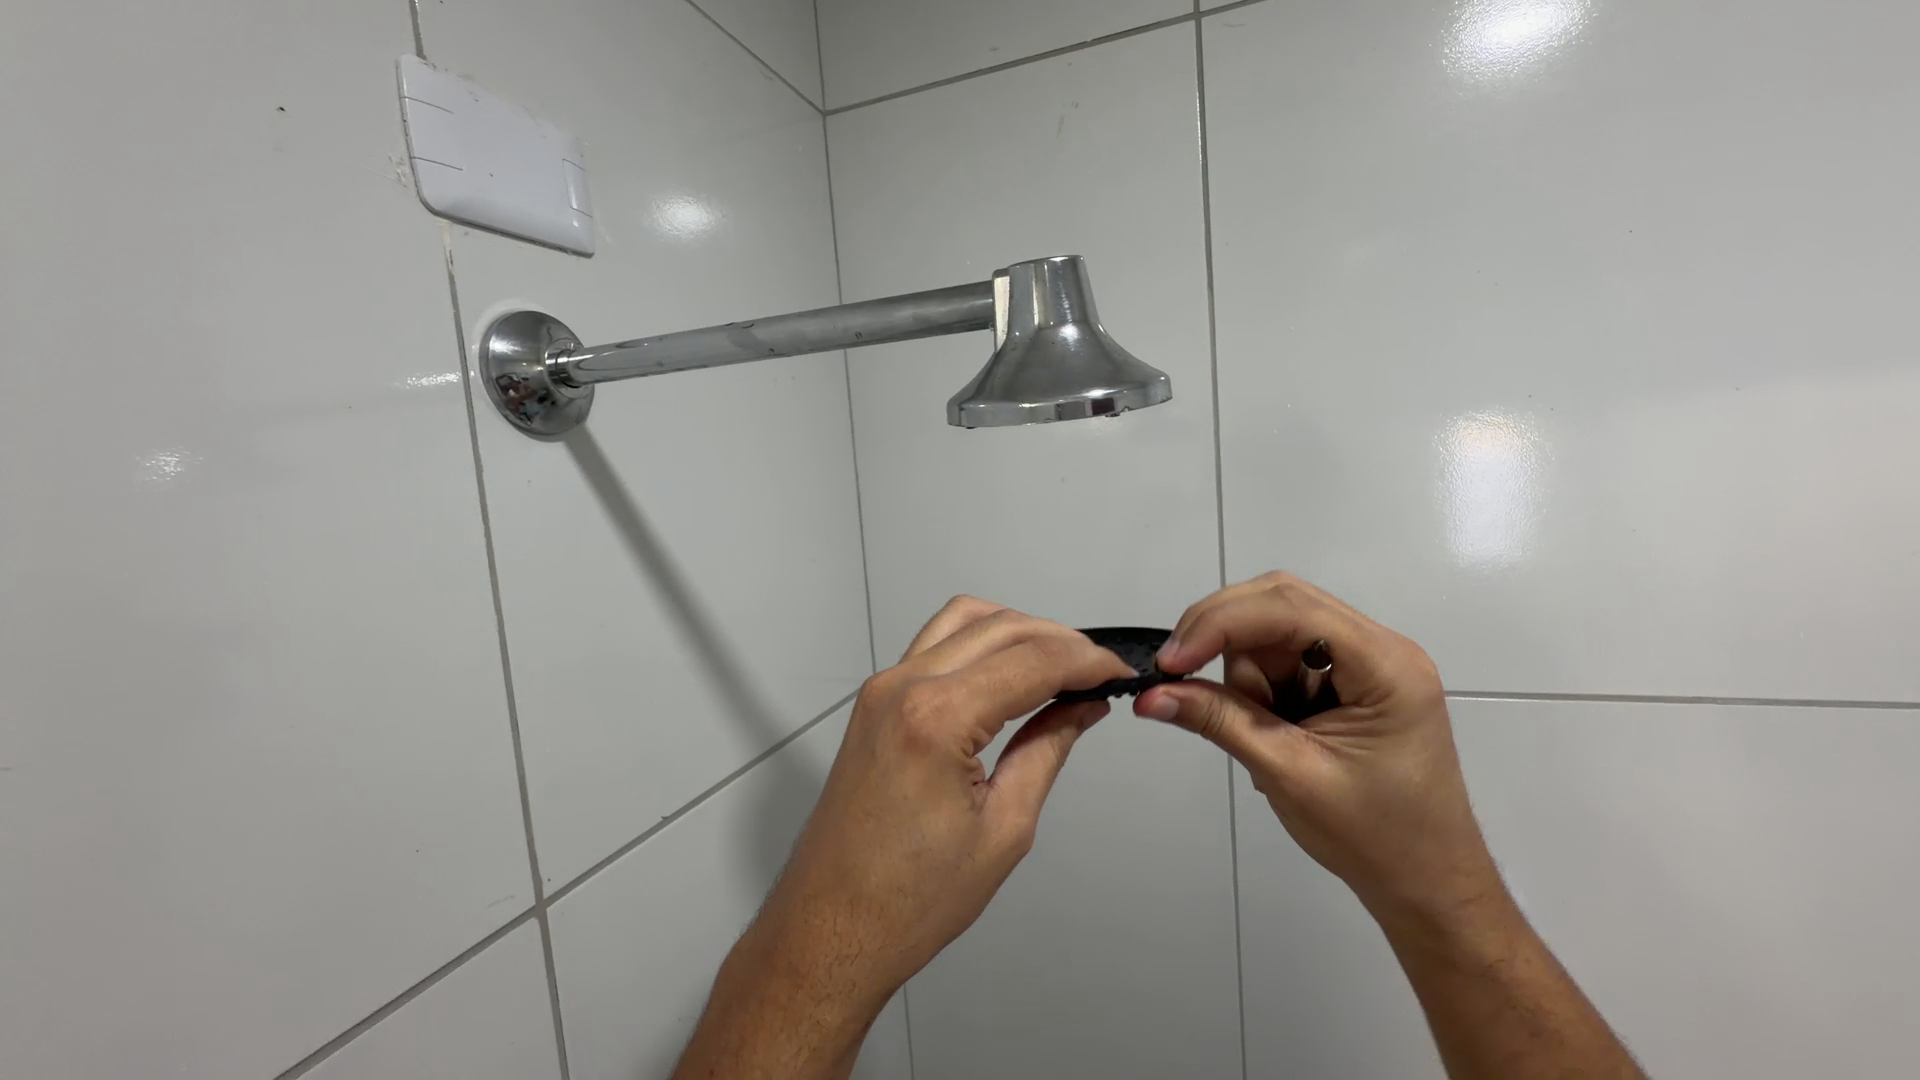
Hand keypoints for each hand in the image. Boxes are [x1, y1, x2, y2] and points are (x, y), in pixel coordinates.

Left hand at [675, 598, 1133, 1078]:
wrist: (831, 927)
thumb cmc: (913, 898)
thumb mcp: (1005, 827)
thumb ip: (1048, 748)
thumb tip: (1083, 706)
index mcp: (937, 717)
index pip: (1032, 660)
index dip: (1087, 661)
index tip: (1120, 671)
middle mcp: (904, 685)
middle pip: (1000, 627)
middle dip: (1060, 640)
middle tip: (1099, 672)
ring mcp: (882, 687)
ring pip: (963, 619)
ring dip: (1018, 630)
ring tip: (1059, 666)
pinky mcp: (874, 700)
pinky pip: (935, 643)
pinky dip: (980, 642)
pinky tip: (1010, 672)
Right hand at [1134, 573, 1498, 920]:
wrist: (1426, 883)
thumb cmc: (1371, 836)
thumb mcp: (1287, 774)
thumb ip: (1219, 721)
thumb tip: (1148, 695)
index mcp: (1384, 665)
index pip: (1289, 609)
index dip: (1221, 623)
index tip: (1171, 663)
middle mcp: (1379, 646)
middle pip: (1279, 603)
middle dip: (1223, 636)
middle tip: (1179, 676)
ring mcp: (1365, 659)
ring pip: (1272, 628)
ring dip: (1246, 672)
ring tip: (1263, 735)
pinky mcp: (1348, 678)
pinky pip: (1283, 656)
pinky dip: (1259, 685)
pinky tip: (1272, 728)